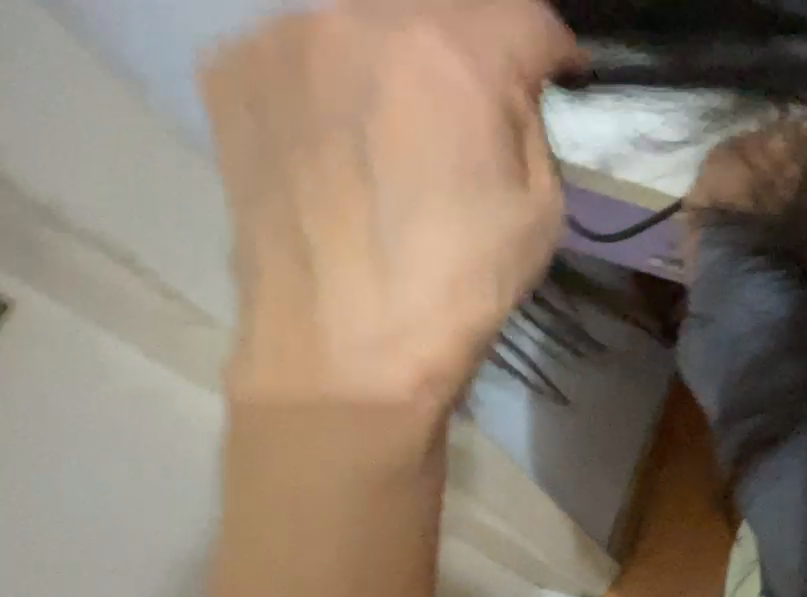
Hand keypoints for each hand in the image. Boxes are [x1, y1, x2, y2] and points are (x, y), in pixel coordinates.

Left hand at [200, 0, 577, 411]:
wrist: (346, 341)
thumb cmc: (464, 281)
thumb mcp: (542, 206)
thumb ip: (528, 121)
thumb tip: (510, 88)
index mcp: (452, 53)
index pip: (527, 13)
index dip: (557, 50)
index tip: (565, 80)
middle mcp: (359, 16)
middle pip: (444, 3)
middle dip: (479, 47)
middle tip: (488, 105)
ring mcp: (283, 36)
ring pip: (370, 19)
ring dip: (405, 57)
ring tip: (410, 125)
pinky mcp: (231, 68)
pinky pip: (308, 47)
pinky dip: (341, 76)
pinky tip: (350, 140)